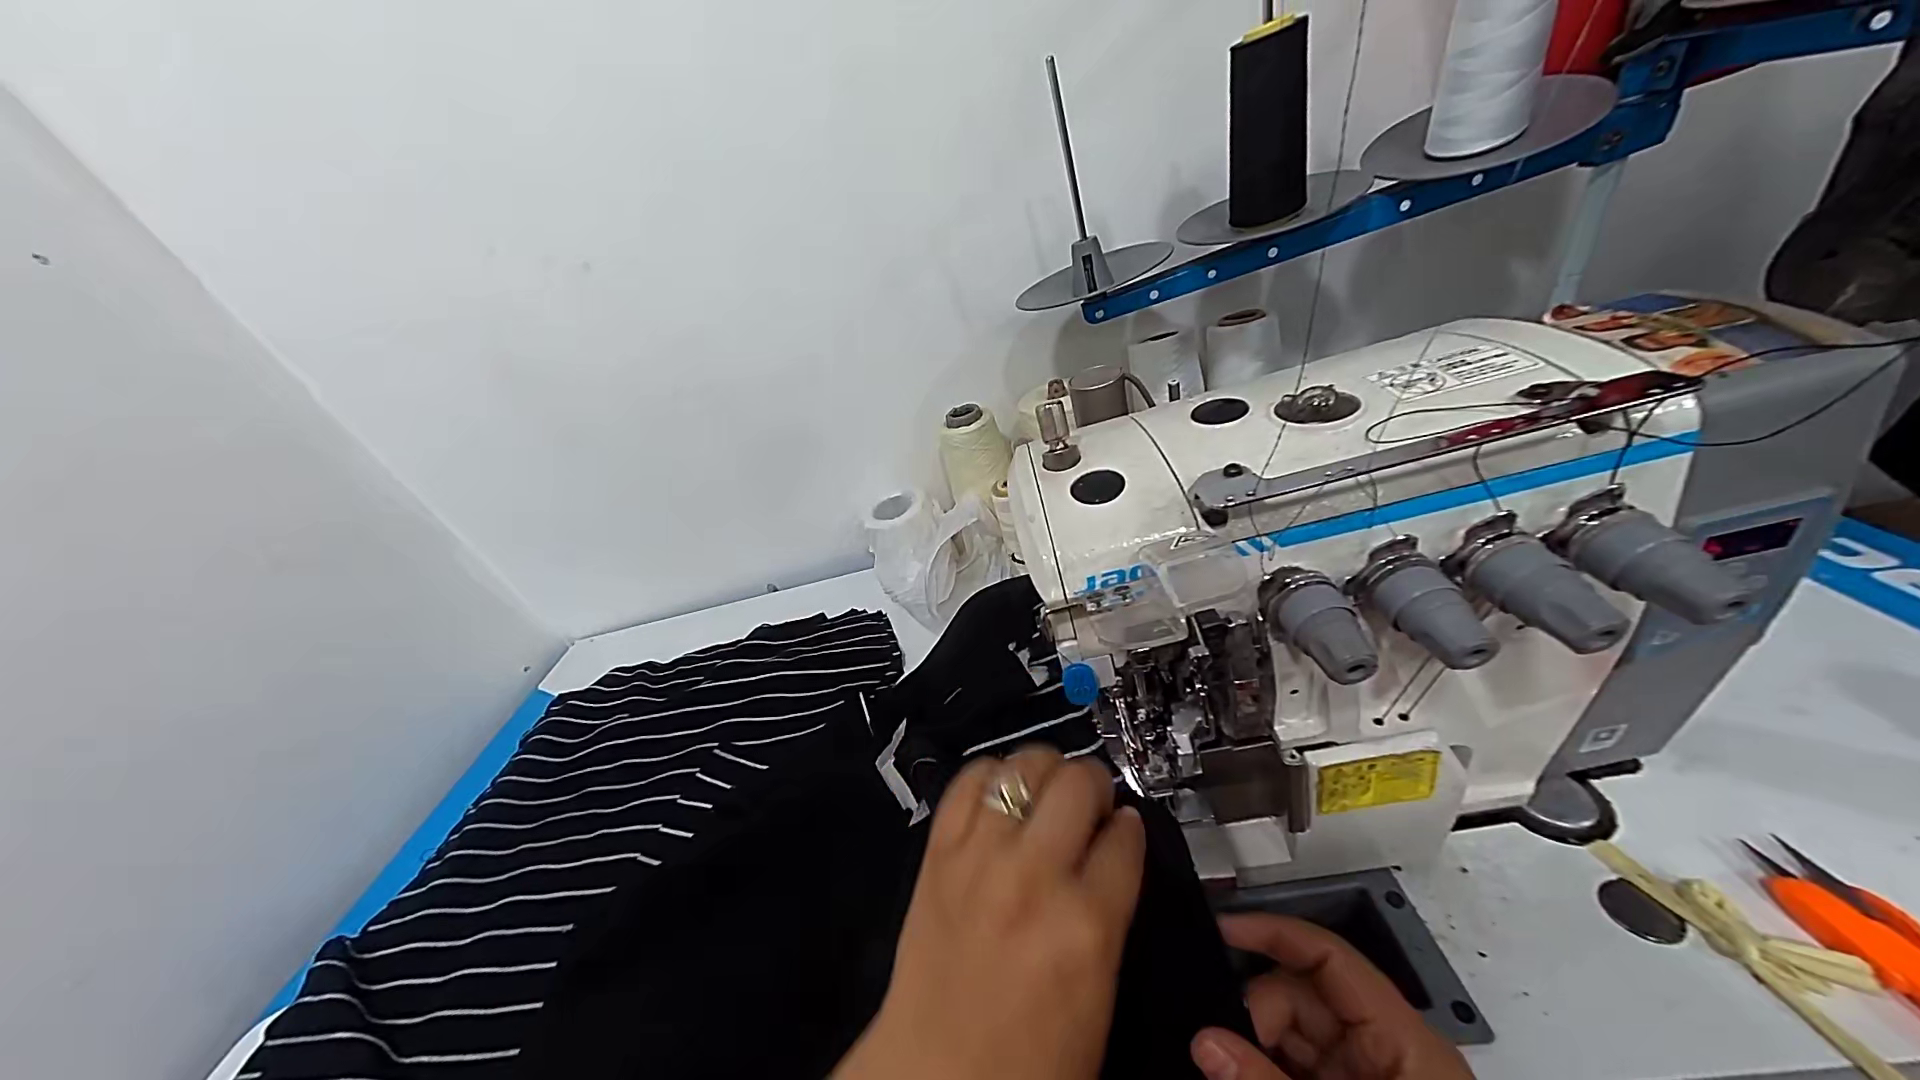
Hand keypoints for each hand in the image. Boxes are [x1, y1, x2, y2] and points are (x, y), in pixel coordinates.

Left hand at [833, 746, 1147, 1079]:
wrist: (938, 1075)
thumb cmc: (1029, 1057)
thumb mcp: (1101, 990)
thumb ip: (1113, 911)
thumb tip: (1117, 849)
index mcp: (1088, 926)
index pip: (1127, 835)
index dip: (1130, 825)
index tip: (1125, 824)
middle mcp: (1035, 877)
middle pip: (1079, 782)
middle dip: (1095, 784)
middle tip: (1091, 800)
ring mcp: (981, 857)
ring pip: (1024, 767)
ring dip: (1045, 769)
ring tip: (1047, 788)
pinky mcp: (938, 851)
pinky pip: (967, 782)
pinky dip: (990, 773)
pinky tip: (1000, 788)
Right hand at [1190, 914, 1474, 1079]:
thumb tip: (1205, 1041)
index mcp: (1405, 1044)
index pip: (1331, 957)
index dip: (1275, 931)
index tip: (1222, 928)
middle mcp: (1386, 1052)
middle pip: (1302, 995)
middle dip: (1255, 1011)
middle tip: (1220, 1047)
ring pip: (1293, 1032)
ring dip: (1254, 1044)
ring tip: (1228, 1069)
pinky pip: (1296, 1067)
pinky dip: (1264, 1070)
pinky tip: (1241, 1077)